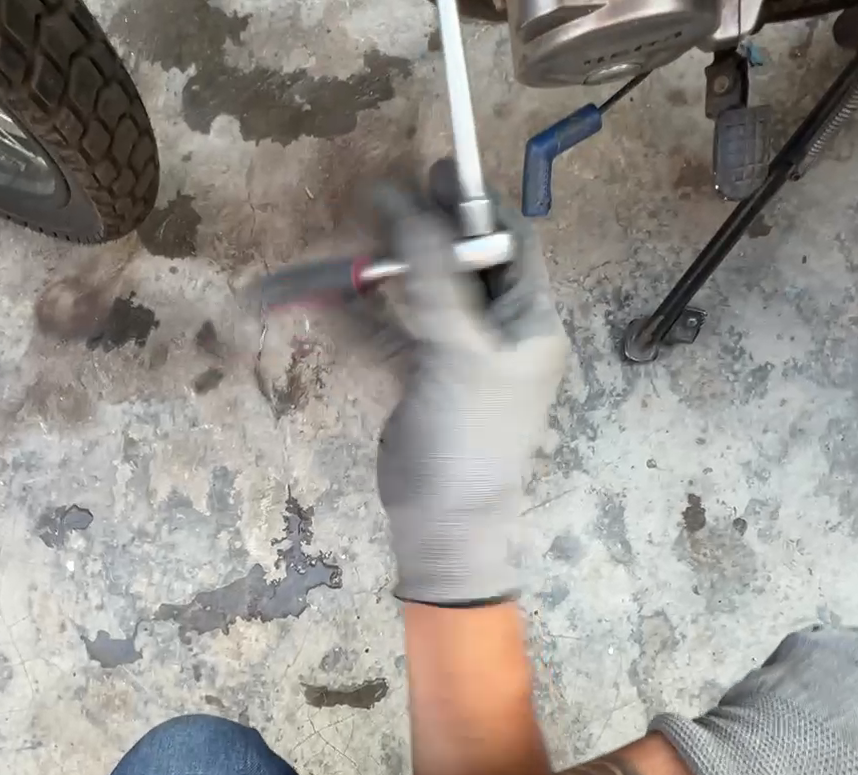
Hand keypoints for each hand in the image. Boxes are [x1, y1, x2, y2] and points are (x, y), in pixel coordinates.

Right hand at [371, 186, 571, 604]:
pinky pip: (389, 333)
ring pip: (420, 296)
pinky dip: (361, 316)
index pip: (512, 245)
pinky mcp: (417, 377)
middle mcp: (497, 331)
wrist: (443, 519)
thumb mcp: (461, 352)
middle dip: (424, 232)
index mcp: (530, 321)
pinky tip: (327, 294)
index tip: (439, 172)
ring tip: (356, 233)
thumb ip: (436, 280)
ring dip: (387, 270)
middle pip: (461, 264)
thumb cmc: (470, 436)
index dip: (476, 207)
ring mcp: (455, 354)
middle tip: (387, 195)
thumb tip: (410, 207)